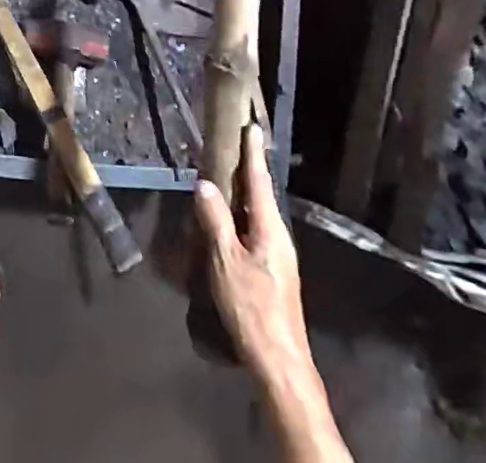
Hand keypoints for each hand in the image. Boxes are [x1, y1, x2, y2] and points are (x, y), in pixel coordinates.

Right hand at [195, 125, 311, 380]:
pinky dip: (242, 214)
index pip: (259, 183)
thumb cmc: (250, 305)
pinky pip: (255, 229)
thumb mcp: (225, 260)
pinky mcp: (272, 269)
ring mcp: (278, 255)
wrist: (278, 357)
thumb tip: (205, 184)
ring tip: (227, 175)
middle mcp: (279, 238)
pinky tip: (229, 218)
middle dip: (248, 171)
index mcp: (270, 231)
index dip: (253, 156)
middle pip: (261, 196)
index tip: (251, 129)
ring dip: (244, 193)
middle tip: (234, 146)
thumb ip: (215, 220)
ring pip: (258, 214)